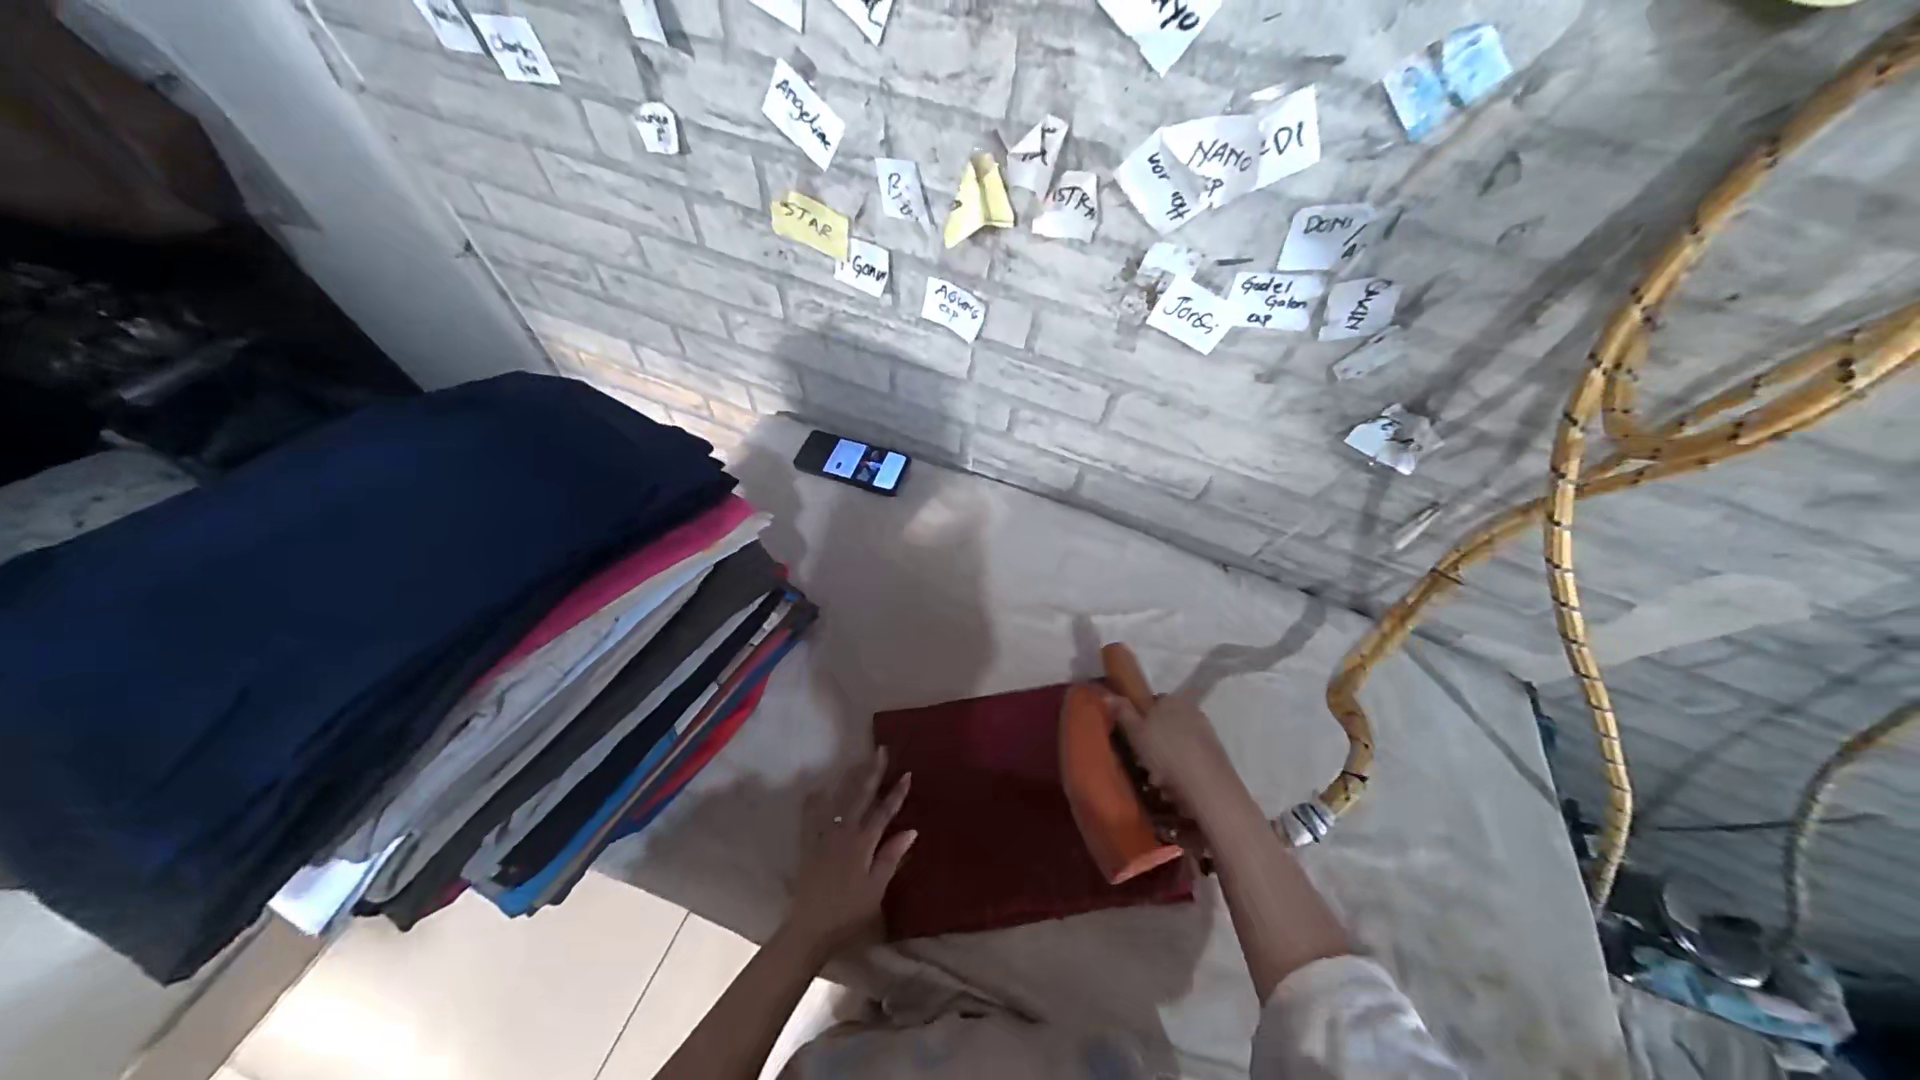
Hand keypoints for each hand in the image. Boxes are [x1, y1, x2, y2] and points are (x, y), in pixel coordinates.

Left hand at [785, 748, 915, 955]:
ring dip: (849, 778)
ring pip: (838, 798)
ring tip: (858, 761)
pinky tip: (820, 788)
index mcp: (863, 842)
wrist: (810, 928)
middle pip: (860, 795)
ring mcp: (823, 835)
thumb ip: (891, 856)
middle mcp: (843, 831)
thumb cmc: (849, 912)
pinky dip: (816, 799)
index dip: (896, 792)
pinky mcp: (808, 843)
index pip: (884, 811)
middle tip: (881, 750)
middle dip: (872, 772)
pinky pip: (811, 814)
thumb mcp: (877, 889)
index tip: (907, 773)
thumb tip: (911, 830)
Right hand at [1102, 690, 1246, 826]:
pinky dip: (1183, 770)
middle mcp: (1192, 710)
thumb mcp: (1135, 732)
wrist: (1206, 783)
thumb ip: (1122, 712)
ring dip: (1168, 760)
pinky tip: (1176, 787)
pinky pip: (1191, 759)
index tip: (1134, 739)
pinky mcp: (1216, 754)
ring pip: (1178, 744)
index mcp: (1172, 700)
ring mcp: (1206, 732)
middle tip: (1144, 762)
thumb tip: (1107, 694)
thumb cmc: (1164, 752)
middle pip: (1166, 725)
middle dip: (1155, 743)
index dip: (1141, 720)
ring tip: (1159, 781)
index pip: (1153, 703)